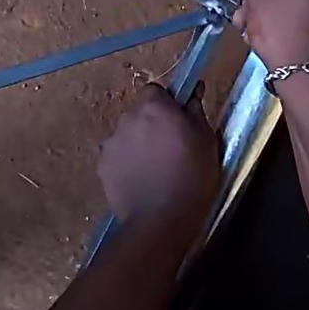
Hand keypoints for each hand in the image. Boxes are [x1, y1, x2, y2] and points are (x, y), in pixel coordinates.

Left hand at [96, 83, 218, 226]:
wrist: (161, 219)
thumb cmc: (192, 176)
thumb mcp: (206, 140)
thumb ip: (196, 110)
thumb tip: (193, 90)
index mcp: (154, 107)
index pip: (154, 90)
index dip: (165, 103)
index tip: (177, 120)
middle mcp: (128, 118)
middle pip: (139, 112)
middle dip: (151, 123)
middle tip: (170, 145)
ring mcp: (111, 143)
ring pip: (127, 134)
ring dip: (138, 142)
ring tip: (154, 167)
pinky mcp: (102, 166)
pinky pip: (117, 156)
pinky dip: (126, 162)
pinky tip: (140, 179)